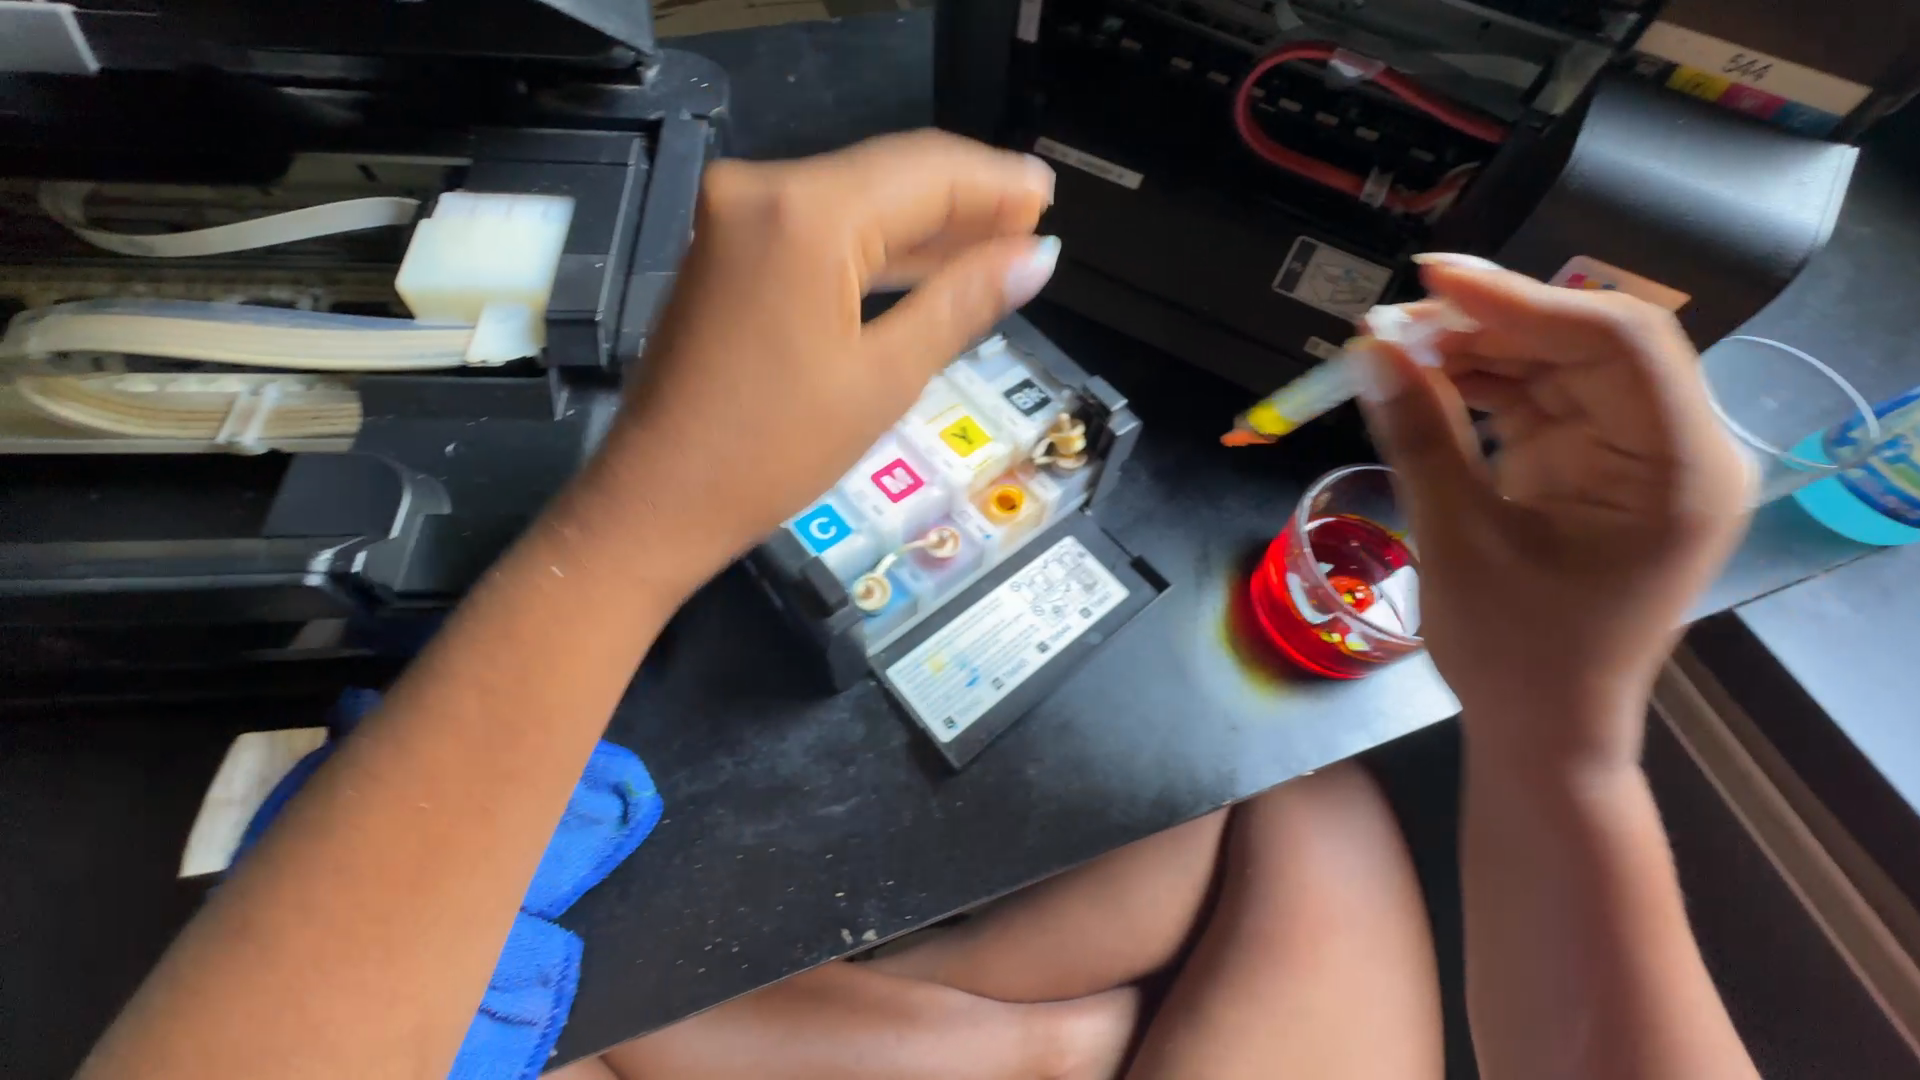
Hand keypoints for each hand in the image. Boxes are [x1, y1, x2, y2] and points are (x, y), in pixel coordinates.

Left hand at [599, 130, 1058, 594]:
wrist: (661, 498)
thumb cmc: (776, 452)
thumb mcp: (884, 378)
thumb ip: (962, 302)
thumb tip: (1037, 258)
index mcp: (807, 215)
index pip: (926, 173)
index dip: (996, 183)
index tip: (1049, 197)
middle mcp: (764, 190)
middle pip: (890, 175)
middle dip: (965, 200)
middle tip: (1033, 223)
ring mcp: (736, 216)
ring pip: (855, 201)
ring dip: (923, 225)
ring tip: (996, 242)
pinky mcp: (727, 249)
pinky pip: (819, 230)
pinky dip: (873, 249)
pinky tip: (926, 264)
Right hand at [1358, 256, 1751, 768]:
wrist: (1541, 725)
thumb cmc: (1513, 650)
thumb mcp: (1457, 540)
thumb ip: (1420, 435)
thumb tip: (1370, 351)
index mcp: (1676, 469)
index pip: (1615, 344)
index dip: (1519, 300)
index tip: (1429, 281)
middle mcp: (1670, 448)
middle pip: (1585, 346)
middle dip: (1485, 326)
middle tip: (1389, 325)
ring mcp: (1628, 458)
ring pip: (1553, 369)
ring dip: (1473, 354)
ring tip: (1392, 351)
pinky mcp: (1587, 470)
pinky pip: (1533, 405)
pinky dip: (1475, 390)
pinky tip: (1422, 383)